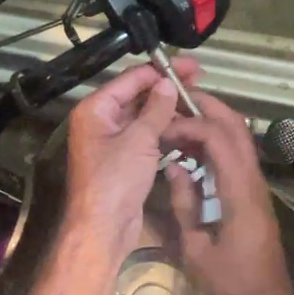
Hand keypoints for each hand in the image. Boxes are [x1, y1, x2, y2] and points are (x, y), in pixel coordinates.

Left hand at [62, 57, 202, 257]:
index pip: (130, 79)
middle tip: (197, 81)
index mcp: (95, 109)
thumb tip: (168, 83)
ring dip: (166, 109)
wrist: (103, 227)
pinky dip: (161, 129)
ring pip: (141, 116)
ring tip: (195, 101)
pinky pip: (143, 135)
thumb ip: (155, 109)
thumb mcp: (138, 140)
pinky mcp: (122, 158)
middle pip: (135, 96)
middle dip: (165, 89)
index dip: (160, 70)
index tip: (189, 67)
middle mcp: (100, 121)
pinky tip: (184, 125)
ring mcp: (111, 140)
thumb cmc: (115, 180)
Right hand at [162, 89, 293, 294]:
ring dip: (209, 121)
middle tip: (172, 100)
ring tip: (176, 120)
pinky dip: (213, 141)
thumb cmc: (231, 283)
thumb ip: (183, 204)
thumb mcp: (195, 249)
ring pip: (238, 136)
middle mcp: (252, 179)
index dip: (188, 124)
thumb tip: (173, 167)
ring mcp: (255, 184)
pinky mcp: (252, 192)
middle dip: (205, 106)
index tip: (161, 128)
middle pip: (235, 126)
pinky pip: (235, 154)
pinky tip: (189, 149)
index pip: (218, 138)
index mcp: (239, 191)